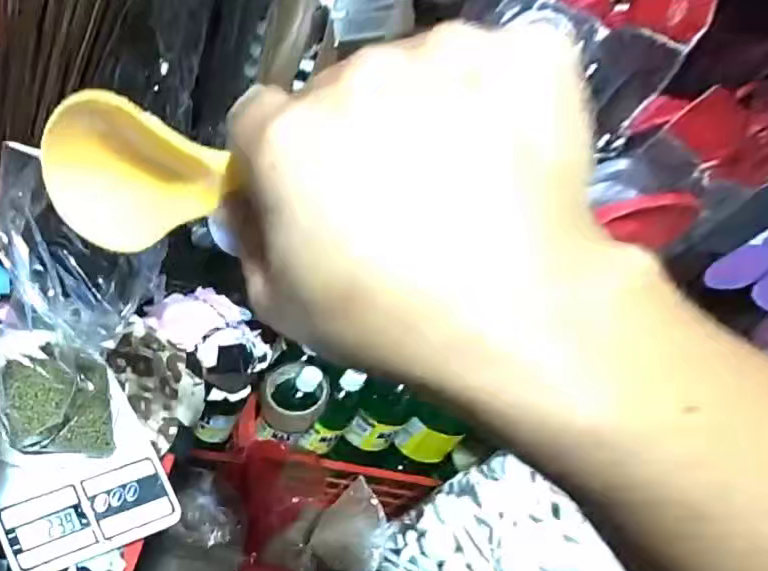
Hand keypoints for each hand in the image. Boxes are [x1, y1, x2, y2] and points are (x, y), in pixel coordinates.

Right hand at [223, 23, 644, 398]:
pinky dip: (489, 104)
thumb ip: (248, 243)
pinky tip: (499, 161)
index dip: (269, 161)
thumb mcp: (281, 308)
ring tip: (448, 185)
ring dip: (416, 113)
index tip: (296, 198)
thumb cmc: (380, 322)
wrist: (509, 317)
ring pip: (412, 72)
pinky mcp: (523, 50)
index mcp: (288, 140)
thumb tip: (244, 204)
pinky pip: (489, 67)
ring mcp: (444, 53)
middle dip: (344, 138)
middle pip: (334, 93)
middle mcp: (357, 75)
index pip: (254, 119)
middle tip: (382, 204)